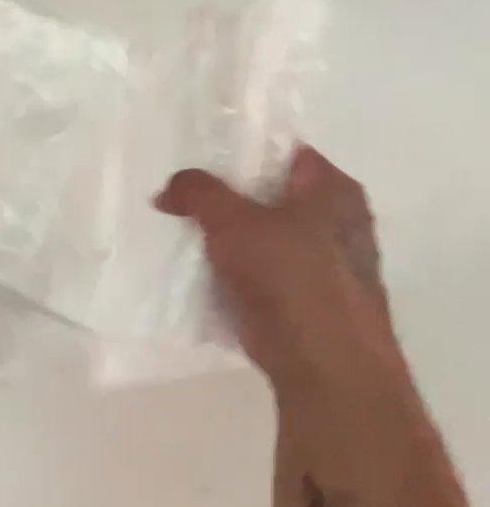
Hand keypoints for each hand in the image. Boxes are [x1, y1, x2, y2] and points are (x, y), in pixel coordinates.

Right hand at [154, 146, 398, 387]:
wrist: (320, 356)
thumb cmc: (288, 276)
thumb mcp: (233, 221)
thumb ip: (199, 192)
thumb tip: (171, 187)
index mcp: (333, 190)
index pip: (282, 152)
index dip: (237, 151)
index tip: (190, 159)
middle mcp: (336, 218)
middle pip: (267, 192)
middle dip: (221, 194)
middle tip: (174, 196)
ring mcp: (321, 257)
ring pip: (258, 230)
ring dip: (221, 232)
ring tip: (176, 231)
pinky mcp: (301, 291)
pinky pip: (255, 265)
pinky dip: (228, 263)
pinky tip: (195, 268)